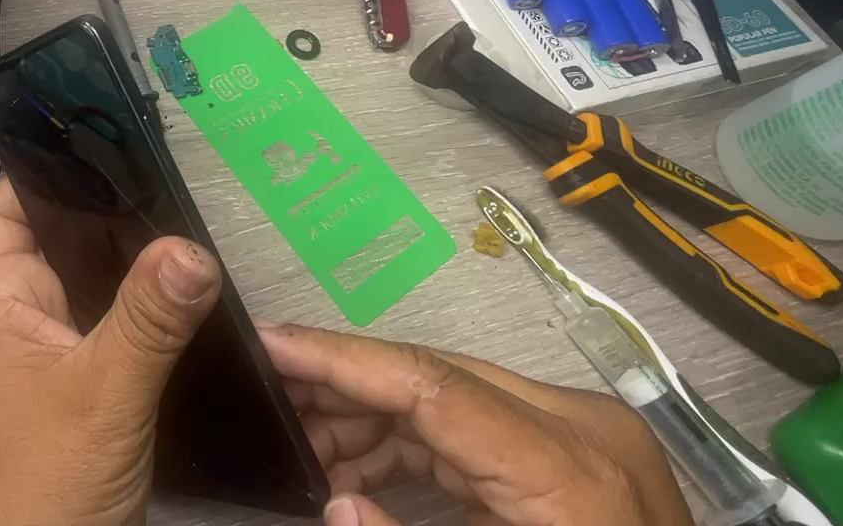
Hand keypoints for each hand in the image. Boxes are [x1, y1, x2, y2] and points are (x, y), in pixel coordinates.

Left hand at [0, 178, 221, 525]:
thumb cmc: (42, 487)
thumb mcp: (100, 394)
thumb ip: (146, 323)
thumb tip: (191, 248)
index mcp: (1, 300)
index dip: (32, 176)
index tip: (89, 150)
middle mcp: (23, 315)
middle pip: (49, 238)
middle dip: (94, 209)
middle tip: (156, 176)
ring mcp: (54, 349)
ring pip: (84, 279)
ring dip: (121, 254)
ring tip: (177, 217)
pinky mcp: (84, 380)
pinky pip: (110, 318)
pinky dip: (139, 300)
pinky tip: (180, 291)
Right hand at [257, 323, 694, 525]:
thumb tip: (335, 501)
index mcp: (572, 468)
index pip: (429, 382)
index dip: (338, 357)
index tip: (270, 341)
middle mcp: (575, 426)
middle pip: (426, 377)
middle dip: (339, 387)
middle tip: (267, 399)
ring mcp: (571, 433)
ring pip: (437, 396)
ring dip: (366, 418)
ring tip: (301, 443)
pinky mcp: (561, 450)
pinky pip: (462, 427)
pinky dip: (403, 443)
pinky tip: (352, 464)